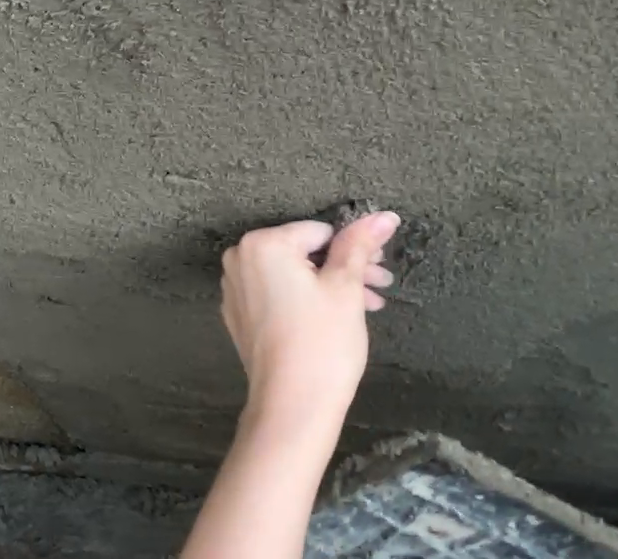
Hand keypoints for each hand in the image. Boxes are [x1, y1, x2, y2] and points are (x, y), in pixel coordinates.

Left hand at [219, 212, 399, 423]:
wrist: (292, 399)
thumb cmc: (323, 341)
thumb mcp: (346, 287)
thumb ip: (360, 246)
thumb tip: (383, 216)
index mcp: (262, 243)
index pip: (318, 231)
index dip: (354, 249)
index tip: (381, 269)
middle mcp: (238, 257)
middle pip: (302, 250)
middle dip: (343, 267)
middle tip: (380, 286)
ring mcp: (234, 284)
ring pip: (290, 272)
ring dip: (328, 283)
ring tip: (367, 304)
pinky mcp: (237, 310)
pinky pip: (274, 291)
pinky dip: (303, 297)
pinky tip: (334, 316)